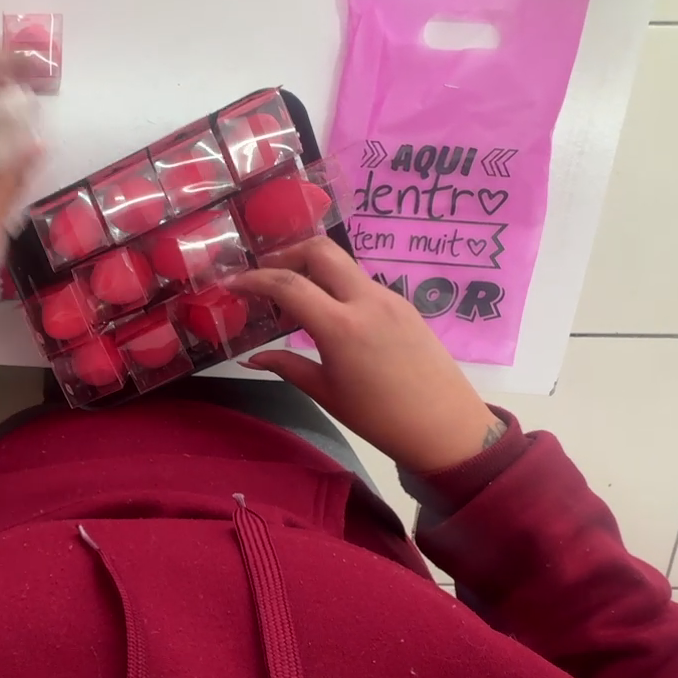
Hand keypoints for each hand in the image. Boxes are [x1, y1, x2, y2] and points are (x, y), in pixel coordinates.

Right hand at [231, 237, 502, 474]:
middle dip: (285, 254)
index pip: (288, 284)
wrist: (445, 426)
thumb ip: (287, 365)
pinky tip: (324, 313)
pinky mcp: (403, 305)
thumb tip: (251, 358)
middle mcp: (366, 300)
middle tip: (263, 275)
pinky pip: (360, 283)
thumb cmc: (378, 417)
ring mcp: (389, 298)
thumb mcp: (325, 392)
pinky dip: (334, 286)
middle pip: (320, 250)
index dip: (254, 279)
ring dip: (311, 270)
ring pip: (342, 264)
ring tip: (290, 299)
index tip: (232, 283)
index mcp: (341, 326)